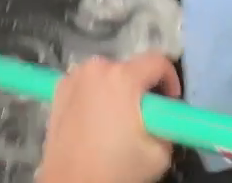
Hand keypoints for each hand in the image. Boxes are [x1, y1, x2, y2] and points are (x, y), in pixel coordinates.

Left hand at [39, 52, 181, 182]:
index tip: (170, 102)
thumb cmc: (115, 169)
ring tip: (116, 123)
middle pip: (131, 68)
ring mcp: (75, 76)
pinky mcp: (59, 88)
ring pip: (108, 74)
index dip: (171, 79)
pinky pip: (88, 83)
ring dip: (117, 90)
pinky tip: (95, 121)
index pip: (158, 61)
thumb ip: (168, 126)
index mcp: (123, 77)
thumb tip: (164, 116)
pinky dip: (96, 95)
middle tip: (142, 118)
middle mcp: (97, 67)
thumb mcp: (159, 154)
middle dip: (141, 90)